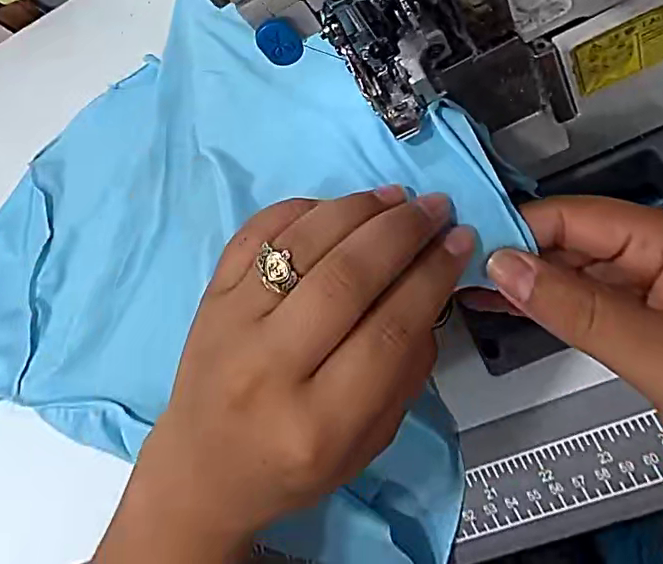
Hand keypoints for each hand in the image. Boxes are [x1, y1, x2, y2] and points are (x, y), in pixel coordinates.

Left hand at [94, 188, 475, 562]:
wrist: (203, 464)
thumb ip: (405, 375)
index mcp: (316, 424)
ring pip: (301, 244)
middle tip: (433, 208)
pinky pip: (256, 231)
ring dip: (355, 209)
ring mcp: (232, 321)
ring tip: (394, 197)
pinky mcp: (211, 292)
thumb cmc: (292, 465)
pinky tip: (336, 204)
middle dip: (400, 232)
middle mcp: (269, 366)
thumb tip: (429, 288)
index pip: (388, 332)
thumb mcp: (365, 446)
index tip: (459, 240)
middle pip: (346, 278)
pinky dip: (300, 208)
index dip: (431, 277)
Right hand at [471, 196, 662, 535]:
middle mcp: (659, 255)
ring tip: (465, 287)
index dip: (514, 228)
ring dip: (524, 282)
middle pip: (567, 240)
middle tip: (452, 267)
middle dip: (512, 254)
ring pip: (571, 272)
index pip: (571, 217)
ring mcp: (654, 291)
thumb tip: (506, 264)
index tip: (464, 245)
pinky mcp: (651, 325)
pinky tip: (509, 310)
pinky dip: (548, 308)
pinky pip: (586, 304)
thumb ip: (580, 309)